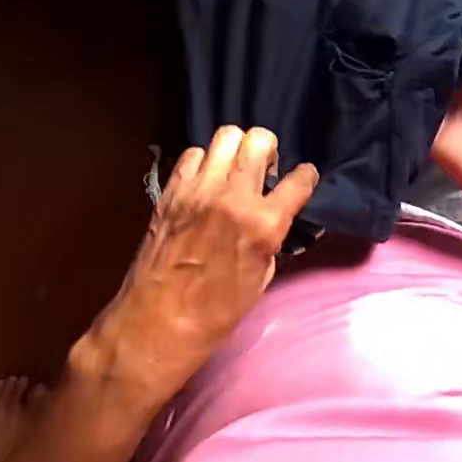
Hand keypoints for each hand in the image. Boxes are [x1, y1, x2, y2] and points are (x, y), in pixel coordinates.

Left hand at [80, 126, 317, 409]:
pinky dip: (204, 163)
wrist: (155, 325)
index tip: (303, 178)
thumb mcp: (261, 277)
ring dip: (235, 151)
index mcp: (263, 224)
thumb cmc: (216, 314)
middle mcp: (232, 196)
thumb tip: (279, 216)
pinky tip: (205, 182)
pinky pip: (193, 155)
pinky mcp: (171, 191)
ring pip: (225, 136)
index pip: (299, 180)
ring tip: (233, 172)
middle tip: (263, 170)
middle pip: (258, 138)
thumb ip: (273, 237)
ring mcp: (198, 189)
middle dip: (267, 149)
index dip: (306, 176)